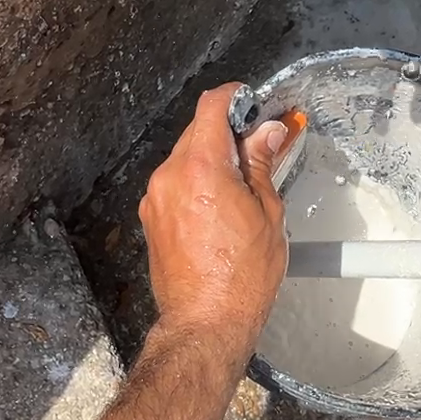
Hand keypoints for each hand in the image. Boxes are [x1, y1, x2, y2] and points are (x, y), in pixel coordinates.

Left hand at [138, 84, 290, 372]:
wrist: (205, 322)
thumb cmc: (241, 278)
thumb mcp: (267, 213)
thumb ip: (262, 164)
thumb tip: (268, 133)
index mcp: (202, 168)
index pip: (211, 107)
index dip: (235, 97)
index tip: (252, 102)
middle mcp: (170, 176)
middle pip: (197, 130)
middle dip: (228, 131)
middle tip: (259, 144)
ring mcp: (156, 197)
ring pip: (186, 157)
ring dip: (212, 158)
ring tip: (243, 181)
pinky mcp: (152, 217)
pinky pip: (176, 182)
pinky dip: (197, 180)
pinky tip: (221, 202)